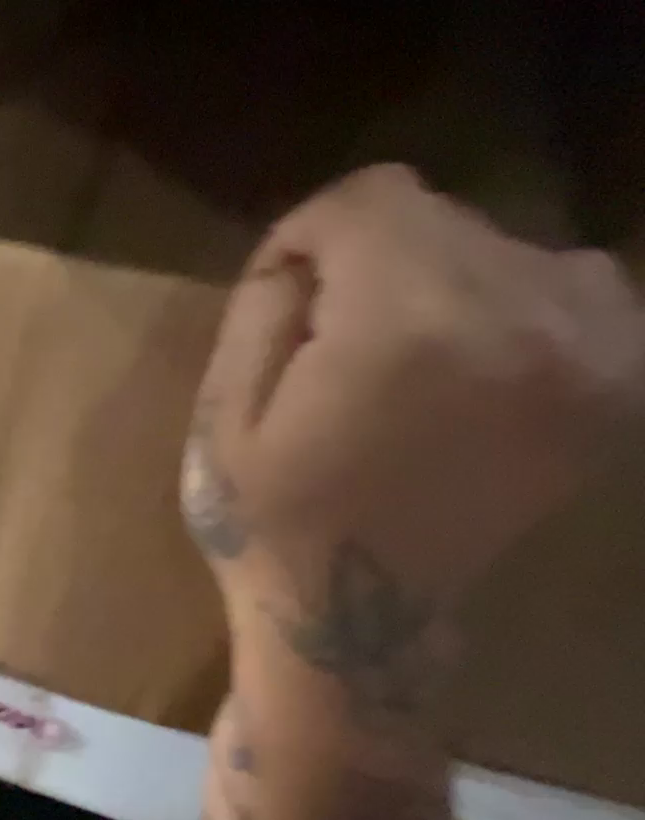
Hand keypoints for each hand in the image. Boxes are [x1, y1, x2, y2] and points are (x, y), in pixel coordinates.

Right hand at [183, 166, 643, 712]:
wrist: (358, 612)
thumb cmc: (265, 518)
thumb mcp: (221, 414)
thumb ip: (263, 308)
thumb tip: (307, 253)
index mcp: (407, 329)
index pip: (369, 200)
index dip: (303, 236)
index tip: (277, 298)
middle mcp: (525, 318)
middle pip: (436, 216)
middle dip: (363, 261)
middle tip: (322, 344)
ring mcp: (594, 350)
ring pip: (500, 243)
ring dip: (432, 280)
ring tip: (392, 361)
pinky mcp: (620, 380)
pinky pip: (566, 284)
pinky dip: (502, 304)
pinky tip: (461, 370)